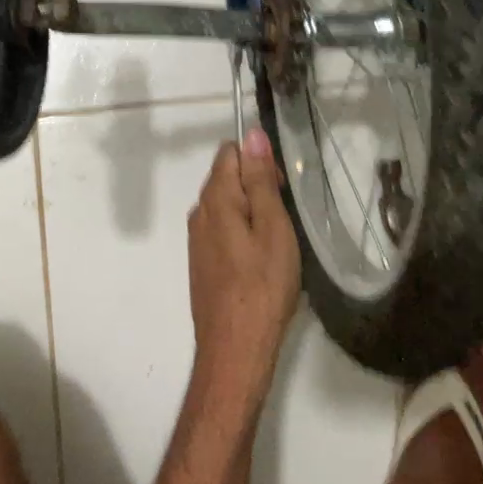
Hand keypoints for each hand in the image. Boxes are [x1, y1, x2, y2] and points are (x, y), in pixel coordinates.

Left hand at [186, 128, 300, 411]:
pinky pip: (223, 231)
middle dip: (257, 187)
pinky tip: (261, 263)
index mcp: (214, 198)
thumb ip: (259, 180)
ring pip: (227, 207)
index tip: (281, 190)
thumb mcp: (272, 227)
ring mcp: (197, 239)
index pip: (231, 153)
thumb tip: (251, 134)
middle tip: (285, 222)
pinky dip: (243, 235)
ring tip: (277, 244)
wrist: (235, 349)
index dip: (259, 162)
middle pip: (227, 178)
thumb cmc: (262, 286)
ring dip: (252, 214)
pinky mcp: (202, 262)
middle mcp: (199, 212)